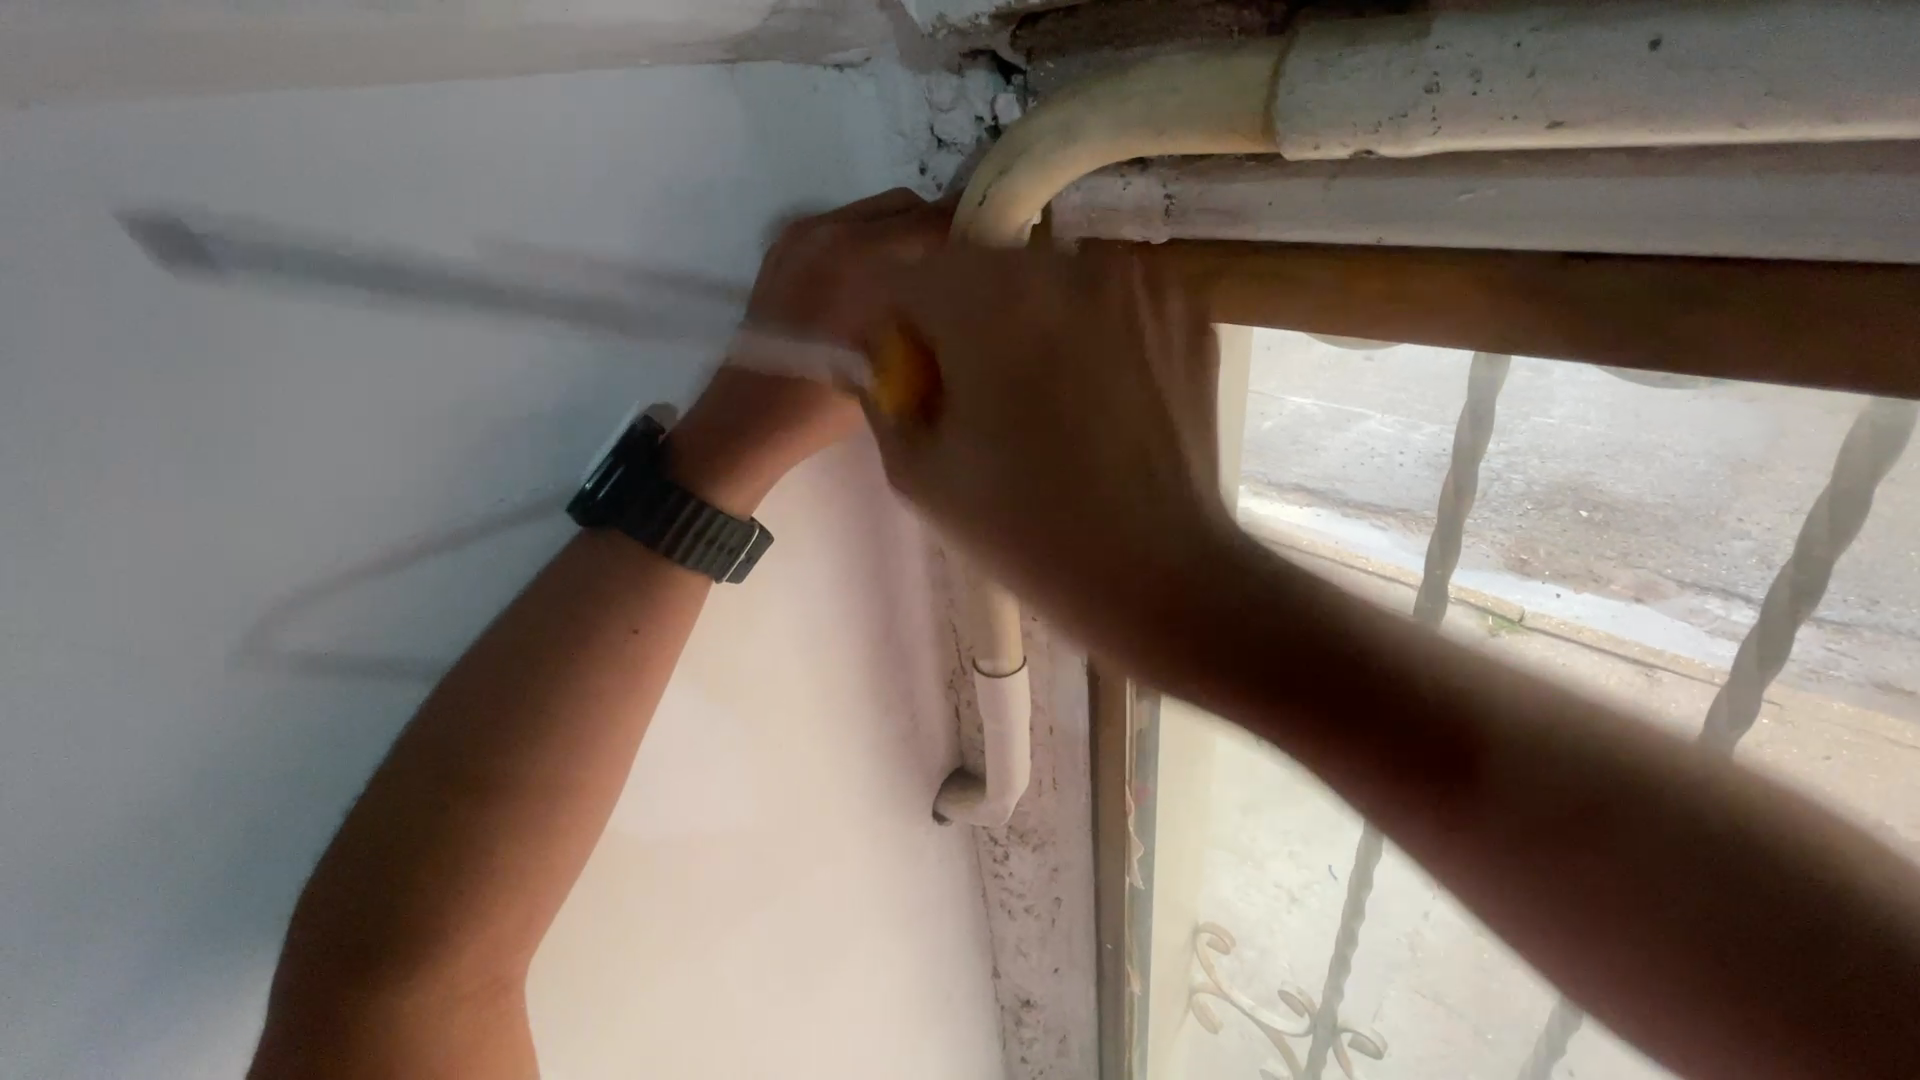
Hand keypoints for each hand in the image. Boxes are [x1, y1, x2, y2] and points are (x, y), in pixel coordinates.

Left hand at [667, 189, 950, 513]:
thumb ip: (931, 315)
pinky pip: (842, 222)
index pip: (938, 222)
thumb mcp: (896, 365)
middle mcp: (835, 230)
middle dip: (936, 231)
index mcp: (865, 260)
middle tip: (952, 270)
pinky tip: (868, 280)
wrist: (752, 412)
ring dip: (900, 233)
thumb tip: (966, 289)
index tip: (987, 259)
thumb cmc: (828, 403)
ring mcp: (804, 232)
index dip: (971, 234)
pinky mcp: (785, 242)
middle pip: (909, 205)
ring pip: (875, 210)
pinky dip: (865, 240)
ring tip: (910, 276)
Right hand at [864, 247, 1231, 650]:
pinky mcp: (1185, 310)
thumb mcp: (918, 474)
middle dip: (957, 319)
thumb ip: (881, 394)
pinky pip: (1108, 301)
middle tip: (970, 392)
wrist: (1156, 570)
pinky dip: (1088, 331)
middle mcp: (1066, 265)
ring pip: (1046, 280)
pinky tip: (1096, 395)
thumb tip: (882, 356)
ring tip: (1041, 397)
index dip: (887, 325)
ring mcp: (1137, 282)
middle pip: (978, 271)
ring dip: (1025, 321)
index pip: (903, 277)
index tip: (899, 371)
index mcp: (988, 300)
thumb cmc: (1026, 530)